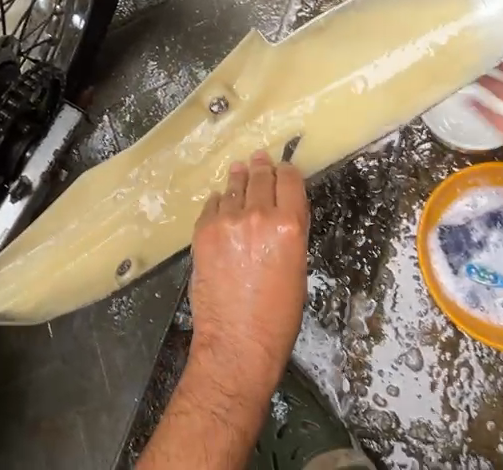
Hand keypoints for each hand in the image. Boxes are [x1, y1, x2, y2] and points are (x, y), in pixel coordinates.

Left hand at [186, 149, 309, 396]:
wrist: (237, 343)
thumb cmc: (277, 316)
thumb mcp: (298, 268)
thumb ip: (290, 232)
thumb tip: (282, 211)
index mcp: (289, 225)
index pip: (289, 179)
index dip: (288, 172)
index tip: (284, 169)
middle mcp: (258, 215)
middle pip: (260, 176)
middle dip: (262, 167)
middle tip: (259, 158)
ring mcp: (227, 222)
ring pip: (234, 187)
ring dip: (239, 179)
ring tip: (238, 170)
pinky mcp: (204, 232)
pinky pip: (213, 205)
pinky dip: (219, 202)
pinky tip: (221, 202)